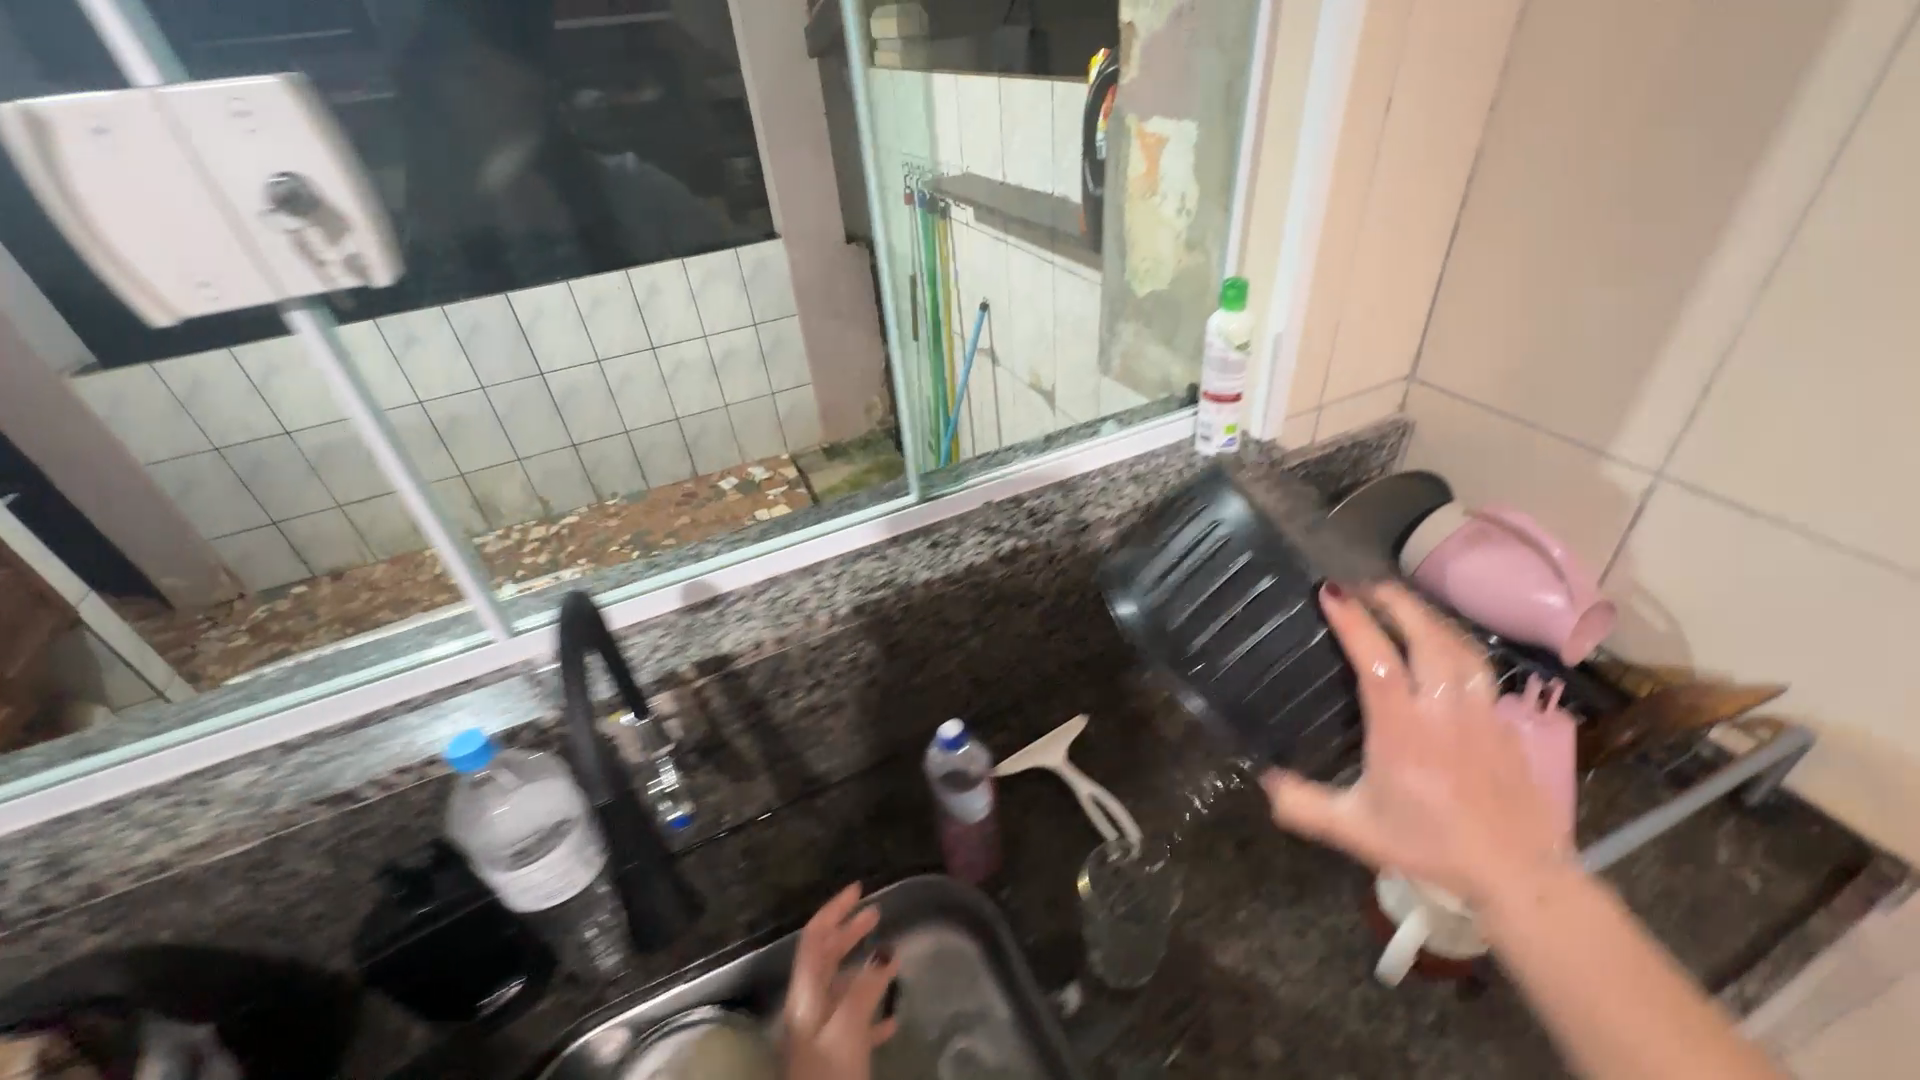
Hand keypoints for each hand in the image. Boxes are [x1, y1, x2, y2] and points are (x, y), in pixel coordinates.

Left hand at [781, 884, 898, 1079]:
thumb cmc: (830, 1075)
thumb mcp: (849, 1028)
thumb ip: (866, 987)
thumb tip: (885, 952)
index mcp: (805, 995)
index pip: (815, 938)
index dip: (835, 910)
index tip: (859, 889)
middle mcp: (808, 1009)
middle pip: (825, 958)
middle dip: (848, 932)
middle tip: (877, 913)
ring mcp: (819, 1034)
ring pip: (839, 989)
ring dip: (862, 968)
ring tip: (890, 956)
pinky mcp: (833, 1058)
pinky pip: (852, 1023)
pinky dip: (871, 1010)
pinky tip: (892, 1017)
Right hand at [1261, 582, 1572, 906]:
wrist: (1517, 873)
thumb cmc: (1429, 847)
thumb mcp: (1355, 830)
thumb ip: (1303, 805)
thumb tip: (1263, 779)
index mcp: (1402, 728)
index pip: (1375, 658)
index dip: (1352, 621)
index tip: (1329, 592)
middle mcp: (1442, 709)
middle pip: (1426, 636)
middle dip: (1396, 602)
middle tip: (1368, 586)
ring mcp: (1479, 713)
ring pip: (1460, 647)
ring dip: (1430, 617)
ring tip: (1406, 606)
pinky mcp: (1505, 725)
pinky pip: (1481, 670)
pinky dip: (1458, 646)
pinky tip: (1448, 650)